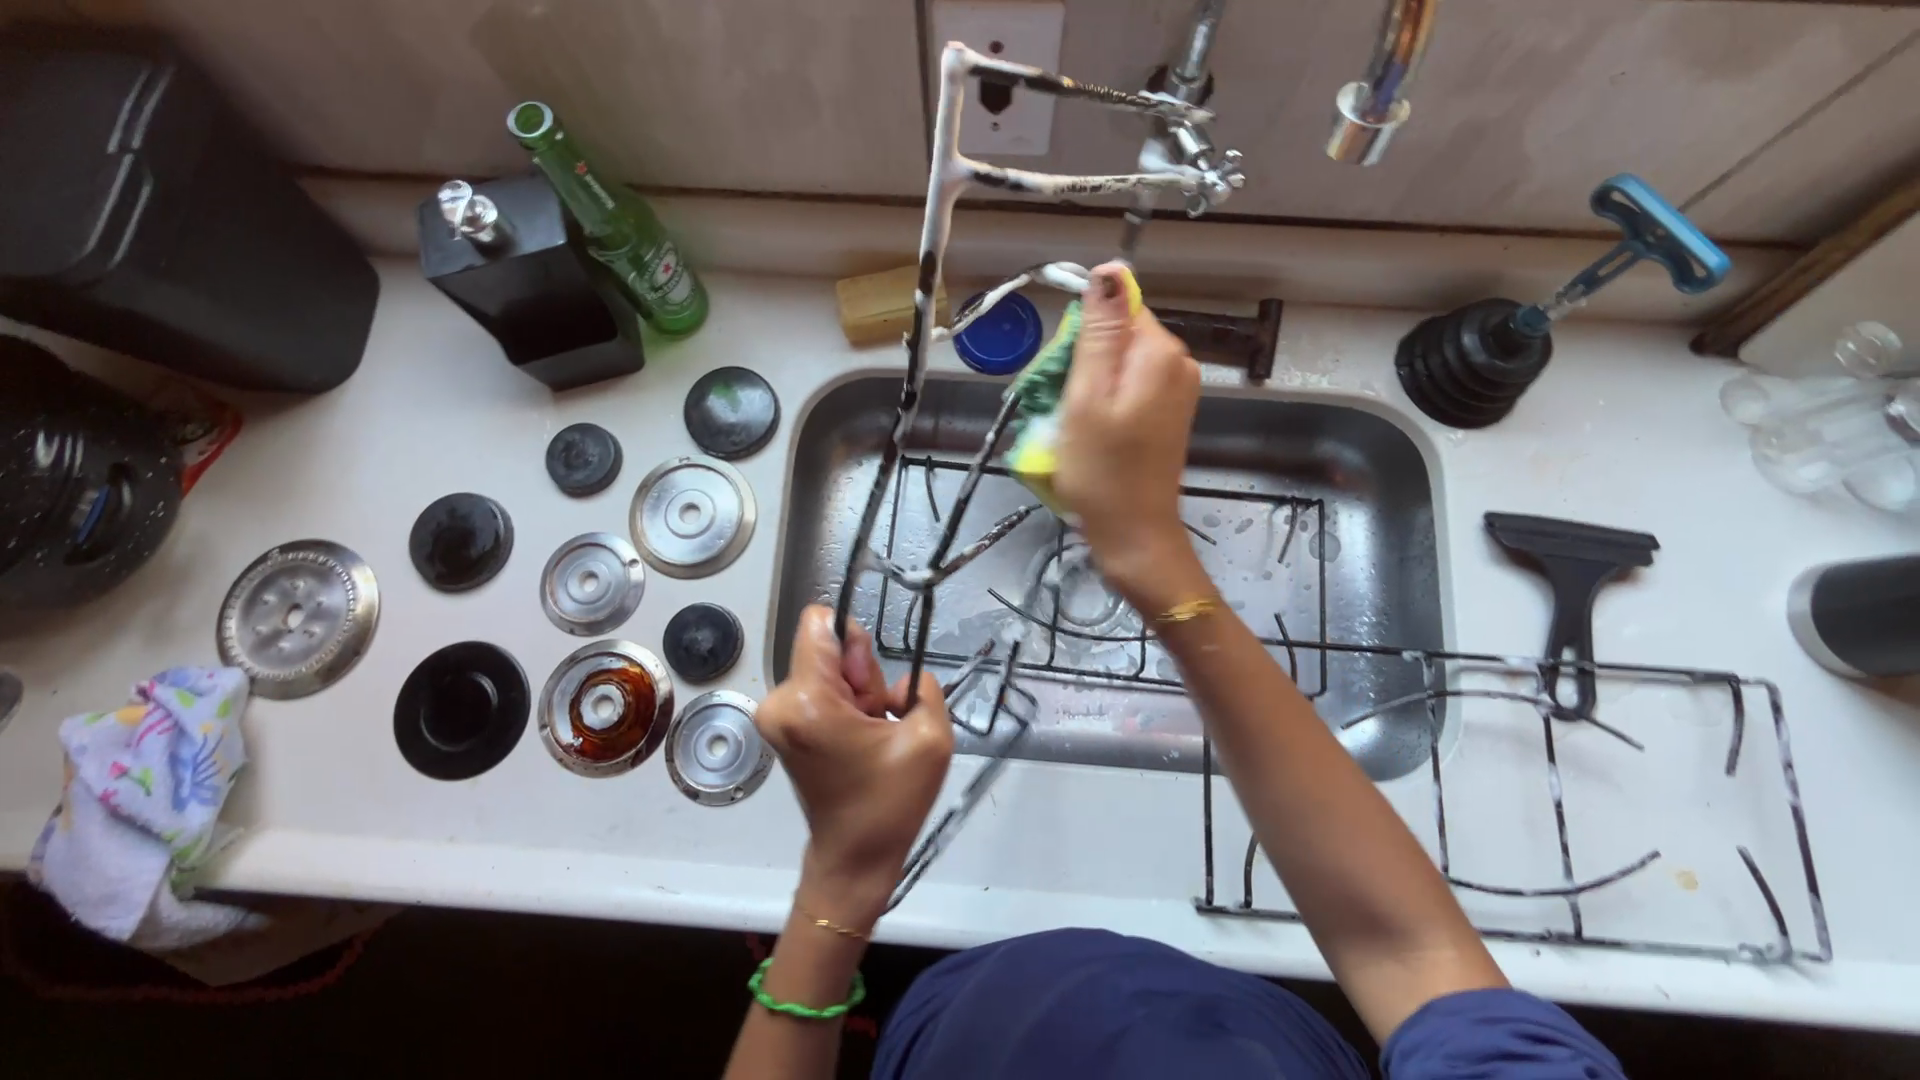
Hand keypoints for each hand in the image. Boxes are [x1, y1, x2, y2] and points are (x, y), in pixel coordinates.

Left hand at [756, 606, 952, 924]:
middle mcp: (780, 702)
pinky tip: (859, 741)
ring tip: (870, 736)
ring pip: (827, 671)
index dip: (855, 640)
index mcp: (808, 701)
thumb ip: (923, 687)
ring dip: (856, 694)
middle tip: (878, 721)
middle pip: (827, 650)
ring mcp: (777, 716)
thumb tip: (899, 681)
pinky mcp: (784, 728)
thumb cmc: (890, 803)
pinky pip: (821, 690)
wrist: (855, 858)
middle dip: (861, 676)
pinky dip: (845, 707)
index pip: (819, 623)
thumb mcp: (931, 738)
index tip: (872, 682)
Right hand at [1052, 262, 1206, 609]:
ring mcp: (1178, 389)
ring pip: (1121, 361)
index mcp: (1160, 351)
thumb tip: (1109, 269)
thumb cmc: (1102, 470)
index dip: (1083, 332)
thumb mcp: (1087, 395)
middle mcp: (1179, 362)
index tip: (1066, 371)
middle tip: (1068, 404)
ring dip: (1092, 383)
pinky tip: (1094, 430)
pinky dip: (1106, 401)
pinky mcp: (1170, 412)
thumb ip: (1099, 330)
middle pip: (1120, 333)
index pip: (1118, 305)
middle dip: (1086, 359)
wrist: (1133, 532)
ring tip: (1077, 421)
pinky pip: (1130, 386)